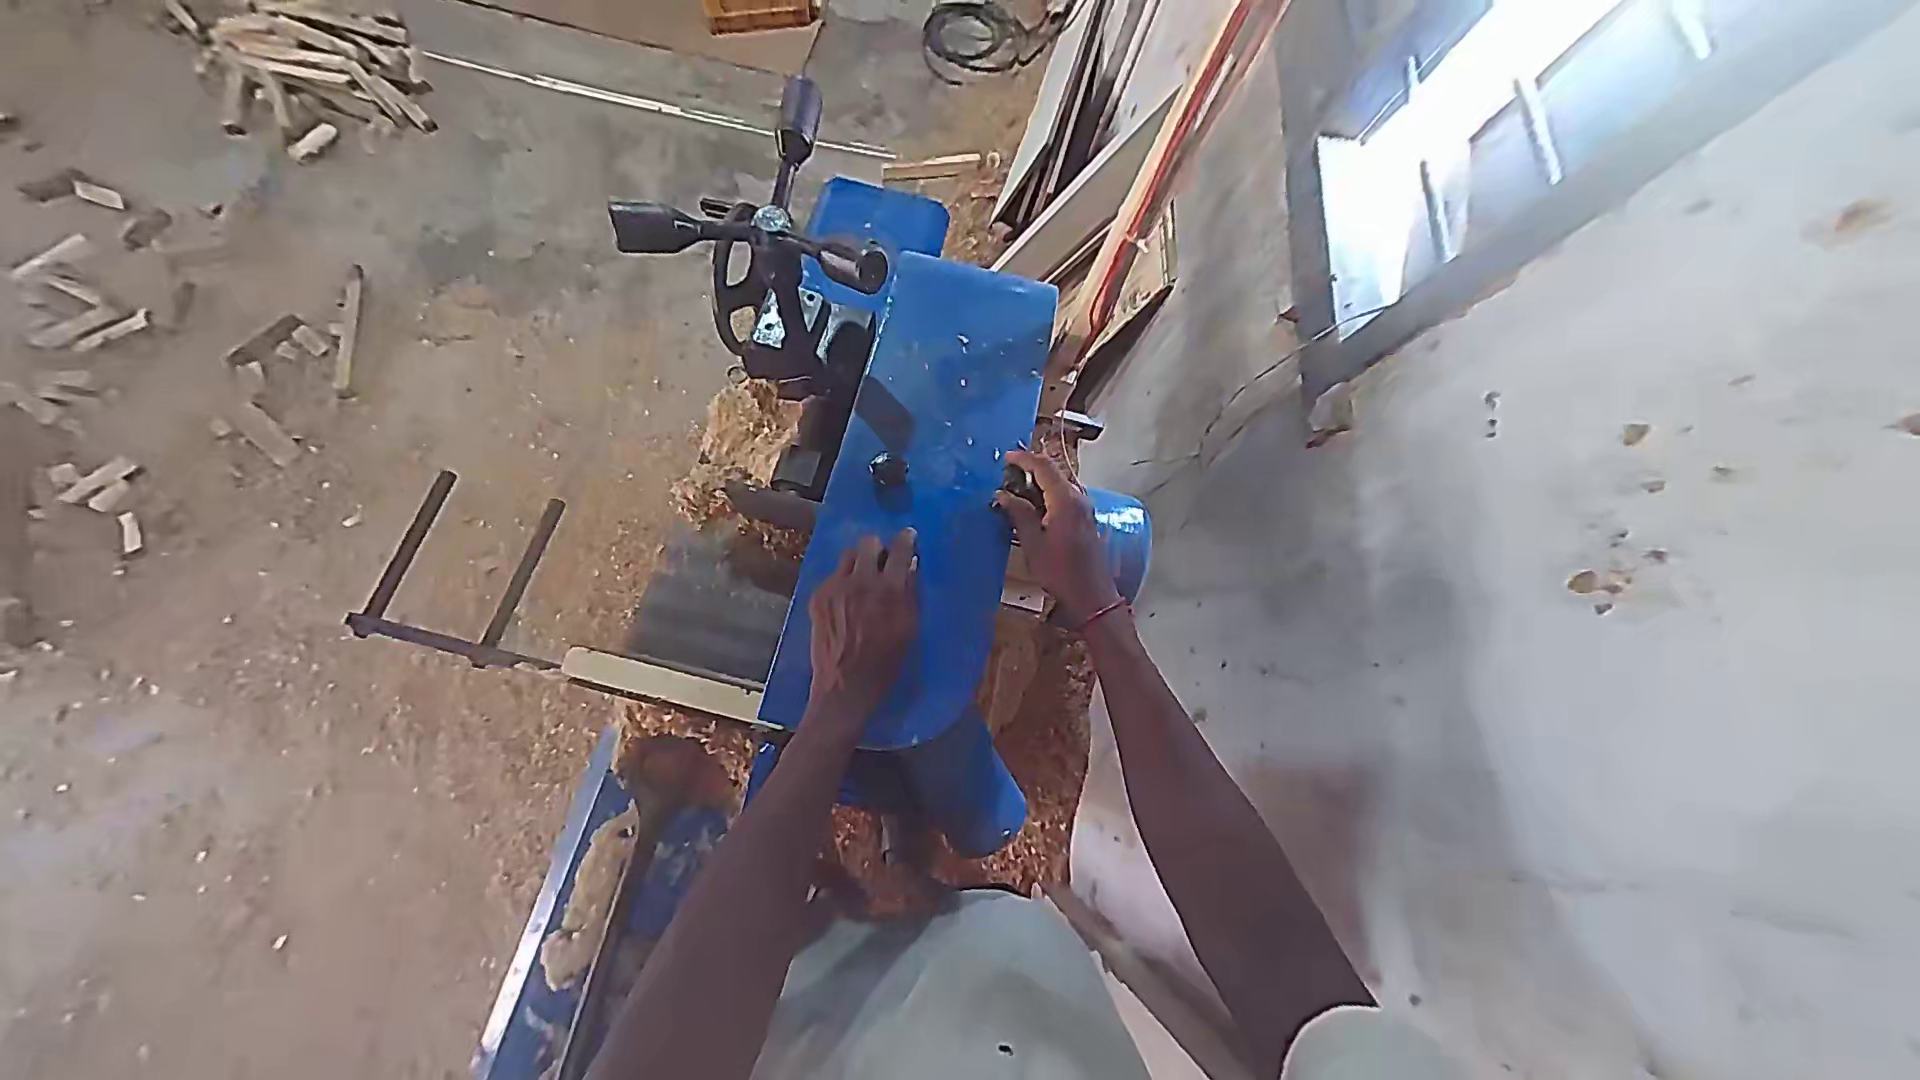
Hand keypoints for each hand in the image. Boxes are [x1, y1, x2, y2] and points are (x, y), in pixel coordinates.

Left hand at [807, 530, 917, 721]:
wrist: (846, 686)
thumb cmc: (886, 661)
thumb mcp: (910, 628)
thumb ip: (910, 593)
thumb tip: (910, 567)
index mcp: (889, 589)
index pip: (899, 549)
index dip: (906, 539)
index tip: (908, 537)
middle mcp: (860, 581)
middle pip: (868, 543)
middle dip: (878, 548)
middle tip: (882, 561)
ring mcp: (835, 588)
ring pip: (848, 556)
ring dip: (859, 562)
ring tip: (863, 579)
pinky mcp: (818, 597)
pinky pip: (834, 576)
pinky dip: (843, 582)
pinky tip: (847, 600)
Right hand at [994, 450, 1121, 624]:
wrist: (1091, 595)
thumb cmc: (1059, 571)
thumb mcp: (1033, 543)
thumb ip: (1019, 514)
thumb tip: (1003, 495)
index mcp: (1065, 500)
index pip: (1044, 467)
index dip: (1024, 459)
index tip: (1006, 458)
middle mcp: (1079, 499)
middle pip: (1054, 473)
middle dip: (1030, 470)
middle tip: (1006, 476)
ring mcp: (1084, 509)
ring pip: (1059, 485)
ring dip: (1038, 484)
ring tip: (1015, 491)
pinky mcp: (1085, 520)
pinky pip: (1064, 498)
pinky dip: (1047, 495)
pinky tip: (1032, 508)